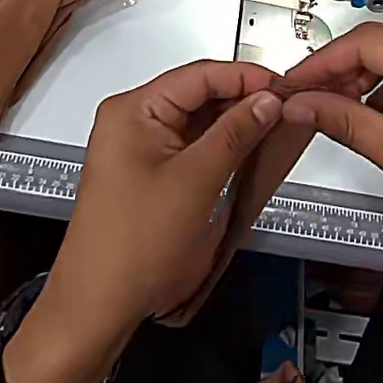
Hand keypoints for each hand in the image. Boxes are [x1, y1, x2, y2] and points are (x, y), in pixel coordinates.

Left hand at [3, 61, 286, 382]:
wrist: (100, 307)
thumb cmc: (128, 251)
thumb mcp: (197, 182)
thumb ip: (236, 133)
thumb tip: (264, 102)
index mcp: (132, 111)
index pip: (199, 75)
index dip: (245, 77)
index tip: (279, 86)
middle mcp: (132, 121)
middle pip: (199, 93)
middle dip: (242, 100)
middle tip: (282, 108)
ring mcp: (140, 146)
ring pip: (199, 119)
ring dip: (234, 123)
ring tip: (271, 128)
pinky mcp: (151, 169)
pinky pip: (193, 144)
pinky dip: (222, 145)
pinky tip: (248, 150)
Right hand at [280, 24, 382, 297]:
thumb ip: (344, 120)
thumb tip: (300, 103)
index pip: (365, 42)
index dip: (321, 63)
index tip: (291, 85)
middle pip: (381, 45)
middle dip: (339, 72)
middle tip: (305, 99)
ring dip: (363, 83)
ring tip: (333, 112)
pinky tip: (370, 117)